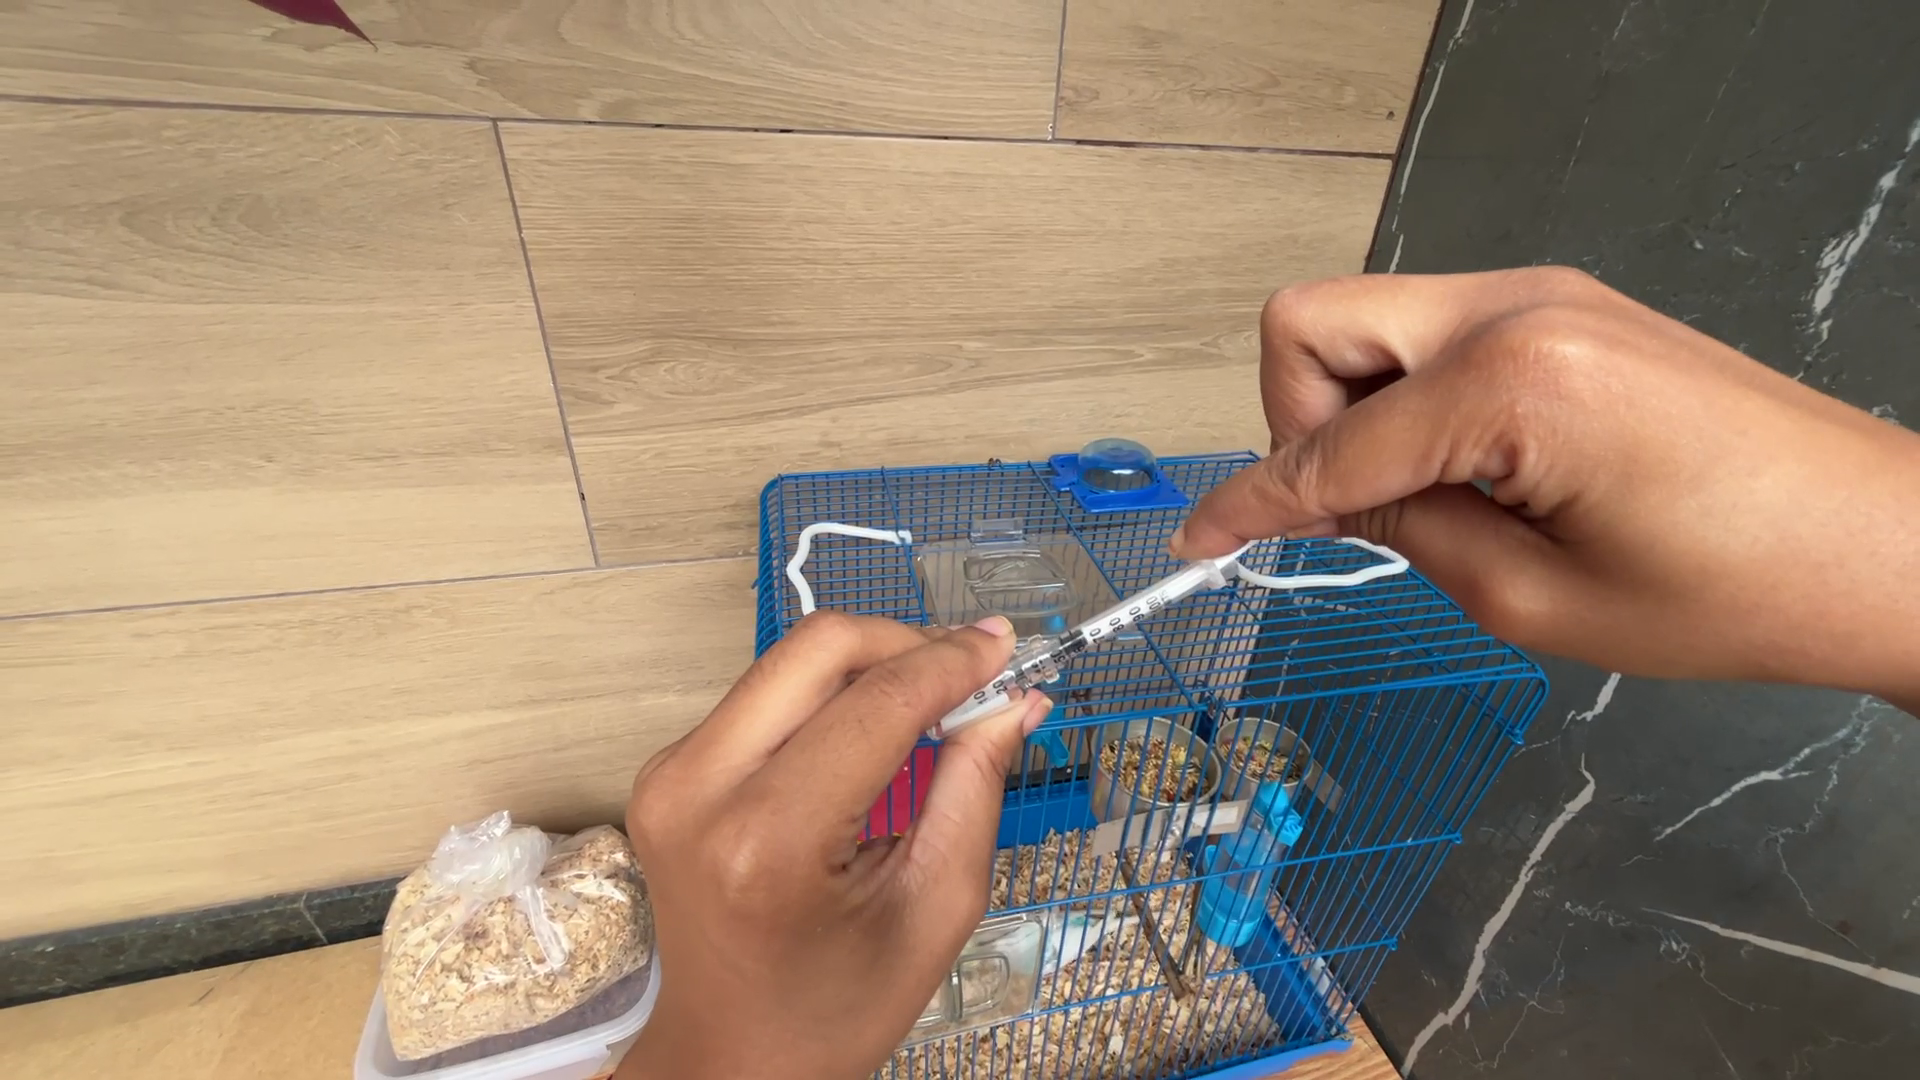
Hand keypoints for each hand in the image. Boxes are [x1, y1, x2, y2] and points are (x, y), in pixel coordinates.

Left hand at [618, 613, 1049, 1079]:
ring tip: (931, 696)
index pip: (876, 704)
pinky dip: (836, 687)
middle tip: (967, 671)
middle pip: (820, 647)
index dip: (951, 663)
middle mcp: (702, 786)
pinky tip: (875, 722)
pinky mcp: (672, 763)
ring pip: (793, 657)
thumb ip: (976, 787)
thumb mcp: (935, 908)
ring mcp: (674, 769)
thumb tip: (1015, 699)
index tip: (1004, 647)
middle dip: (907, 642)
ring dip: (873, 660)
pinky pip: (770, 688)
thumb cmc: (838, 1006)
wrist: (726, 1056)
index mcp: (769, 840)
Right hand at [1172, 267, 1919, 707]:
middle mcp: (1510, 306)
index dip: (1246, 505)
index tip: (1195, 540)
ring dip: (1337, 405)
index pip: (1323, 452)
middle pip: (1306, 325)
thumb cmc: (1722, 595)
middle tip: (1348, 497)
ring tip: (1402, 481)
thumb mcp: (1518, 595)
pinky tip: (1436, 451)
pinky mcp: (1543, 304)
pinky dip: (1385, 394)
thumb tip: (1305, 503)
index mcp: (1510, 383)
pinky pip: (1405, 332)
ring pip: (1347, 318)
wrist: (1890, 548)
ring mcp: (1529, 292)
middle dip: (1292, 420)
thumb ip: (1391, 528)